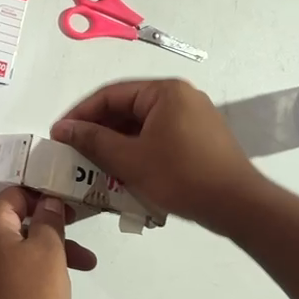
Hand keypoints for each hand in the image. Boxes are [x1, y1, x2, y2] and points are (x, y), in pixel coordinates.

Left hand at [0, 188, 97, 298]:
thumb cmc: (26, 292)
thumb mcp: (48, 251)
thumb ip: (50, 222)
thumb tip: (47, 202)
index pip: (14, 197)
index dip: (43, 198)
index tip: (69, 211)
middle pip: (20, 235)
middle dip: (57, 246)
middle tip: (85, 259)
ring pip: (19, 268)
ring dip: (50, 277)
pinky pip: (12, 294)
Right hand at [51, 79, 268, 235]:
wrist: (239, 207)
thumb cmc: (181, 176)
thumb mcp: (129, 159)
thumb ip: (92, 140)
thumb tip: (63, 128)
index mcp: (164, 92)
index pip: (110, 95)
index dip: (80, 114)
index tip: (59, 135)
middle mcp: (180, 97)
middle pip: (126, 109)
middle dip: (97, 131)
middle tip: (73, 152)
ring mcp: (193, 117)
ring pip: (140, 126)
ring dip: (115, 144)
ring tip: (92, 165)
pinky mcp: (199, 139)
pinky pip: (157, 137)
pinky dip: (136, 151)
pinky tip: (122, 173)